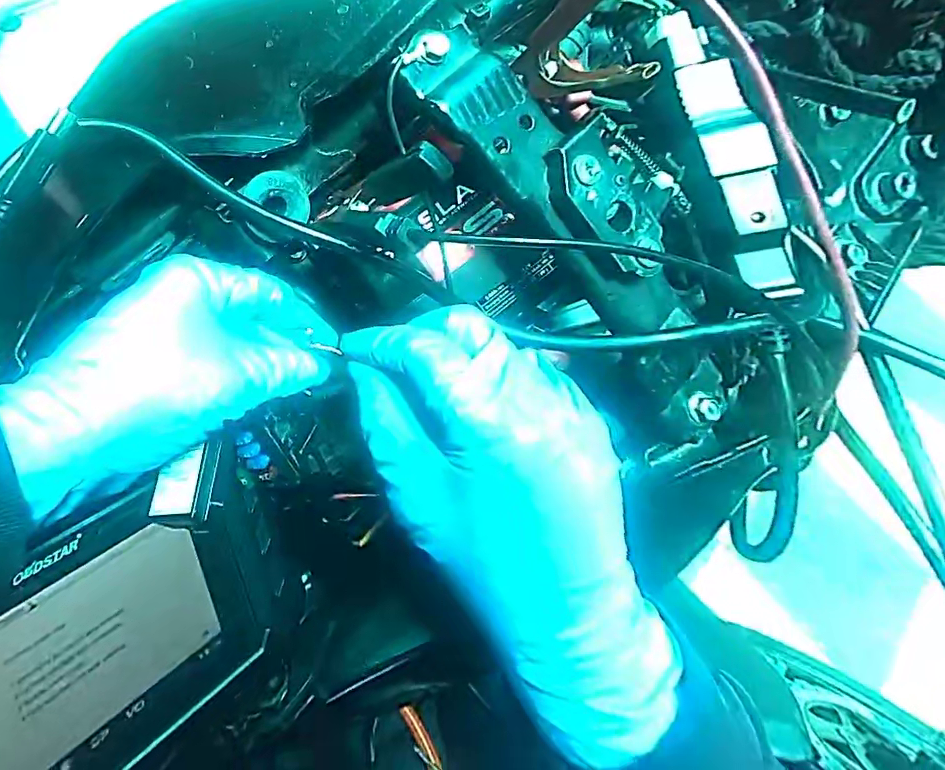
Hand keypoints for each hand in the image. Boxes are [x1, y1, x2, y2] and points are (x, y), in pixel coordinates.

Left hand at [0, 255, 334, 522]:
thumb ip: (284, 367)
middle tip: (313, 378)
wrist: (66, 441)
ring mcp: (165, 336)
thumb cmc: (132, 393)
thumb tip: (316, 363)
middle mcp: (178, 300)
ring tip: (284, 405)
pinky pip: (208, 375)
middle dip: (284, 355)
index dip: (305, 320)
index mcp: (195, 280)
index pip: (270, 290)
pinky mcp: (156, 371)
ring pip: (231, 353)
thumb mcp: (231, 378)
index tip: (328, 346)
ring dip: (260, 383)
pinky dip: (231, 397)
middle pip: (251, 322)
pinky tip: (248, 424)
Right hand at [344, 307, 679, 768]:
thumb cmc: (482, 564)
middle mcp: (540, 399)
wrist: (568, 616)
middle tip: (392, 360)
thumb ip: (384, 419)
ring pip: (499, 343)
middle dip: (422, 334)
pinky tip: (480, 407)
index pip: (427, 347)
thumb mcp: (416, 495)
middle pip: (469, 327)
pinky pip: (531, 370)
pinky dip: (496, 374)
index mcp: (491, 423)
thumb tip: (364, 368)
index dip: (383, 340)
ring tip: (434, 389)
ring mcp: (572, 404)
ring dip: (459, 354)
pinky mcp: (588, 415)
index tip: (356, 347)